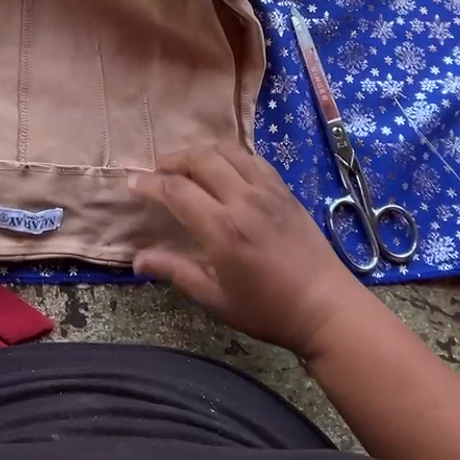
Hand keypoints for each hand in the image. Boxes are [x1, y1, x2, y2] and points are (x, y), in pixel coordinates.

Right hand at [130, 144, 367, 362]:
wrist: (327, 308)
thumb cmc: (268, 309)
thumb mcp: (216, 298)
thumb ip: (175, 271)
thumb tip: (137, 259)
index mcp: (223, 228)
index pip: (176, 190)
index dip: (150, 183)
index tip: (133, 182)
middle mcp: (244, 199)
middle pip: (199, 159)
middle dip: (172, 160)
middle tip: (158, 172)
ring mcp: (268, 190)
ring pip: (227, 150)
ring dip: (201, 152)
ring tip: (187, 167)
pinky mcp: (284, 190)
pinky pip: (252, 158)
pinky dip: (231, 156)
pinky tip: (224, 170)